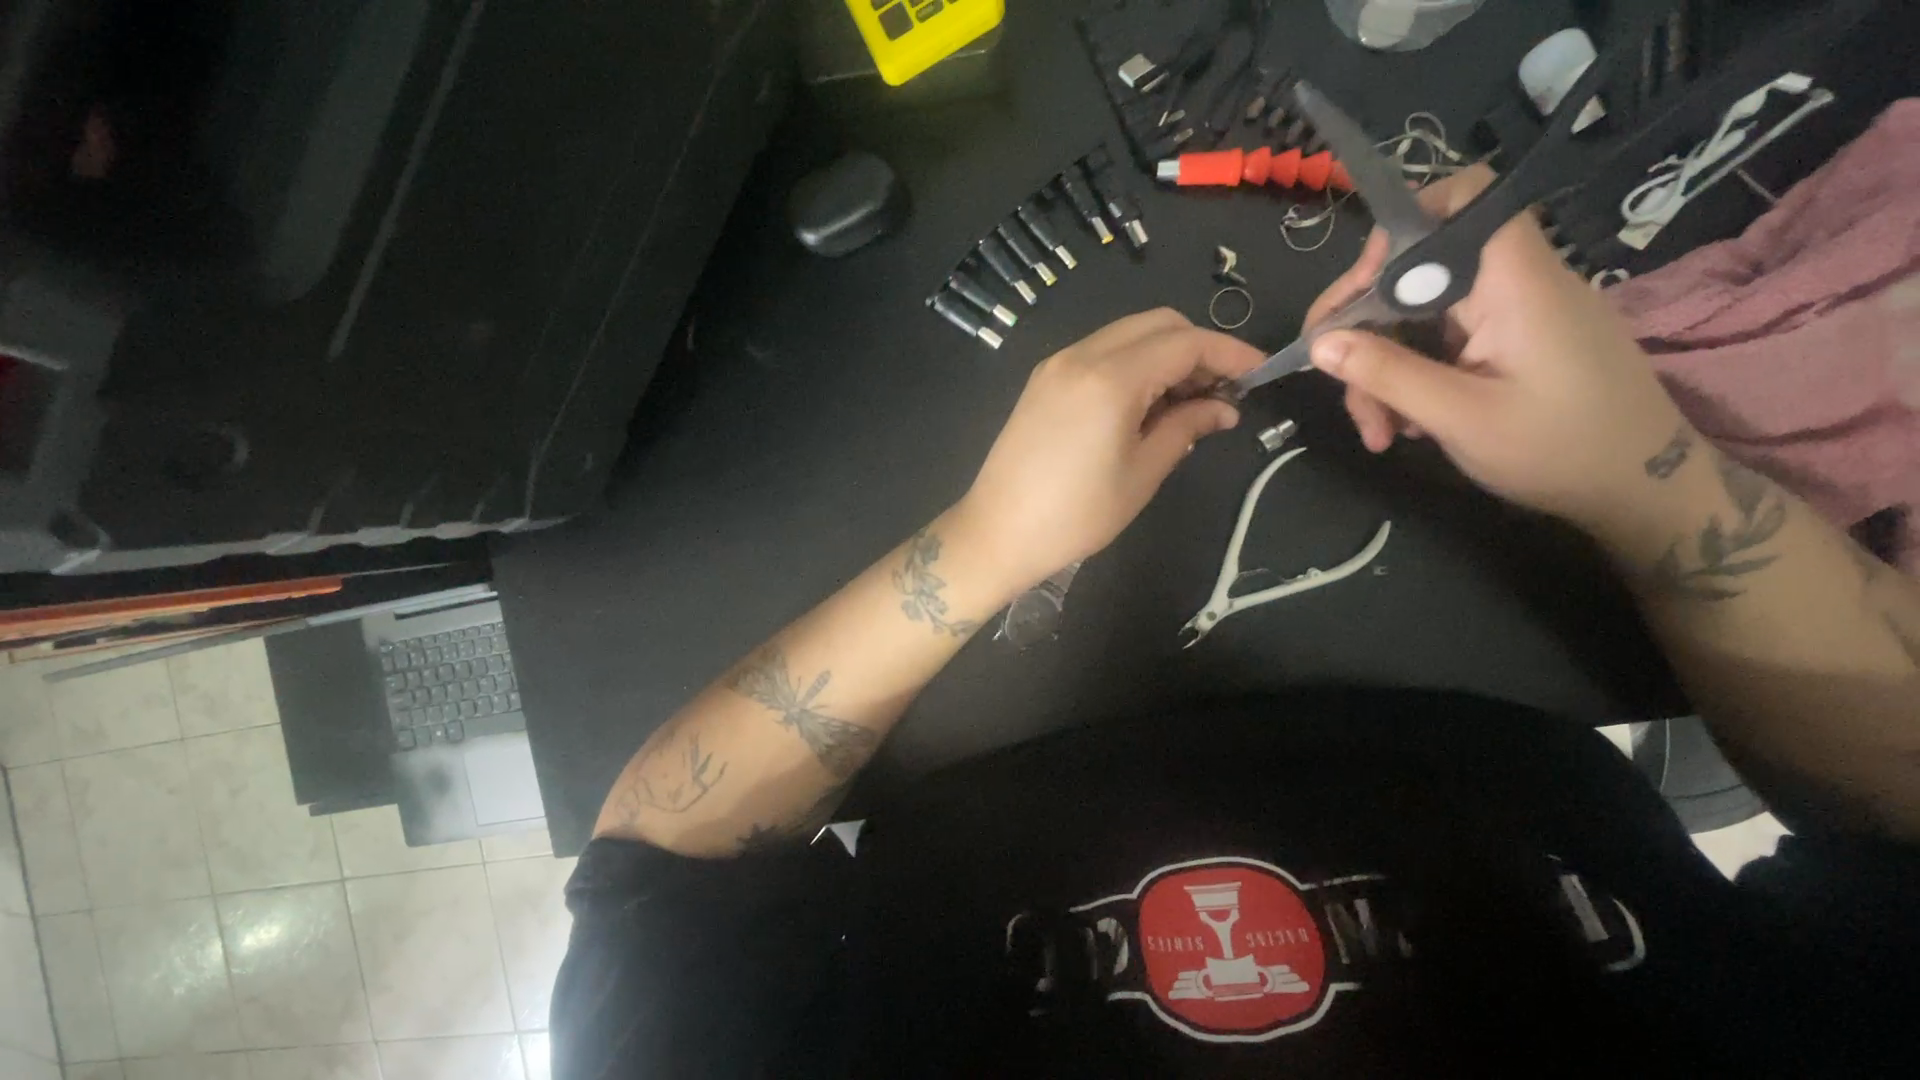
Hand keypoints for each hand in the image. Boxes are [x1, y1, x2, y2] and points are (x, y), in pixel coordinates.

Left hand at [951, 309, 1263, 592]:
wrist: (997, 533)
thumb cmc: (1075, 515)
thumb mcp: (1142, 473)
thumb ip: (1186, 427)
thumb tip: (1224, 408)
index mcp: (1110, 378)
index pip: (1184, 342)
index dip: (1229, 353)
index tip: (1260, 372)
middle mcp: (1081, 356)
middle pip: (1157, 324)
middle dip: (1198, 348)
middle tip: (1223, 391)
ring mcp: (1056, 365)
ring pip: (1127, 335)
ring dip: (1165, 355)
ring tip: (1189, 403)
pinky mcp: (1042, 380)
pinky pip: (1100, 353)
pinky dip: (1134, 364)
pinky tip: (1147, 404)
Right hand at [1305, 166, 1692, 533]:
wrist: (1643, 490)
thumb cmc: (1560, 450)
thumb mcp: (1461, 419)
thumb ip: (1387, 375)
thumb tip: (1319, 343)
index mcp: (1515, 282)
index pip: (1463, 199)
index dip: (1402, 228)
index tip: (1360, 288)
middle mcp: (1514, 284)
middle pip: (1419, 273)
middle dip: (1368, 328)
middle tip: (1336, 381)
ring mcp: (1512, 316)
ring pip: (1422, 317)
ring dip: (1384, 369)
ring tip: (1380, 433)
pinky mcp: (1511, 344)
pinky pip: (1443, 342)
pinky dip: (1413, 378)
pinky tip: (1406, 426)